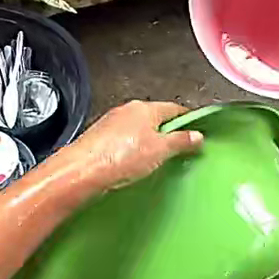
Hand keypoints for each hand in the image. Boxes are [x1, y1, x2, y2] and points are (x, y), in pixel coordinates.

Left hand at [49, 100, 202, 196]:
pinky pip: (122, 141)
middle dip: (166, 132)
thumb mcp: (161, 150)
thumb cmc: (120, 157)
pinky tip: (132, 165)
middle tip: (177, 150)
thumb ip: (181, 141)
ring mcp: (111, 124)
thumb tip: (196, 136)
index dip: (187, 120)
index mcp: (145, 108)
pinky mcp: (99, 139)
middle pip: (154, 118)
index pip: (174, 109)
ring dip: (147, 142)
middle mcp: (127, 111)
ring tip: (155, 161)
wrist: (81, 171)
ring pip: (137, 130)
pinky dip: (131, 150)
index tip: (195, 131)